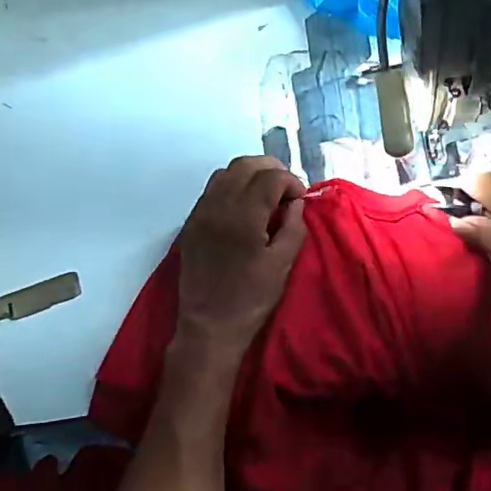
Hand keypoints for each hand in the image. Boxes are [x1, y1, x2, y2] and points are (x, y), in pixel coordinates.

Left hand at [174, 155, 307, 352]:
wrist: (210, 325)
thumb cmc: (251, 299)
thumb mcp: (283, 265)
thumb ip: (293, 227)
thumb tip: (295, 202)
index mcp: (243, 217)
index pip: (270, 177)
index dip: (290, 182)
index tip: (299, 200)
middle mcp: (217, 207)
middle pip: (245, 165)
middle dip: (271, 170)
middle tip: (286, 190)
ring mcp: (200, 213)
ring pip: (225, 173)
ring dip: (249, 175)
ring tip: (266, 195)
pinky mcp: (191, 224)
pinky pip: (210, 190)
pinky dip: (231, 187)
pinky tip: (243, 206)